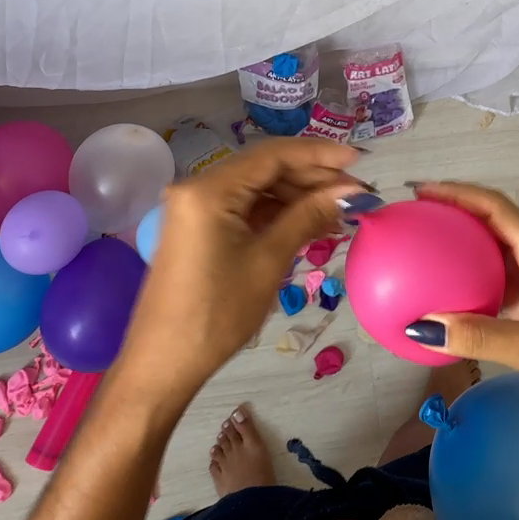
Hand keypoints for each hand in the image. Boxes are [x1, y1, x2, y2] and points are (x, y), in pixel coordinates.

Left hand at [114, 139, 363, 399]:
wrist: (162, 365)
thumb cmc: (216, 314)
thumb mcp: (268, 261)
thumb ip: (308, 216)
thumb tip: (350, 191)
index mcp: (210, 189)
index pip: (273, 155)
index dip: (319, 154)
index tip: (357, 160)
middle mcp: (198, 187)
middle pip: (266, 169)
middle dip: (312, 178)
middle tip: (355, 193)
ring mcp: (196, 207)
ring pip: (258, 188)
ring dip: (298, 197)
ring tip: (339, 211)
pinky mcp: (199, 227)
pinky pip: (245, 208)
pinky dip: (277, 213)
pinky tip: (310, 223)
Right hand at [403, 181, 518, 410]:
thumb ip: (479, 336)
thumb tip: (422, 324)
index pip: (496, 207)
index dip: (459, 192)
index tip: (422, 192)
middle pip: (491, 217)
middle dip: (454, 207)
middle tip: (414, 212)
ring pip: (491, 245)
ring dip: (459, 238)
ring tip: (420, 242)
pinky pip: (492, 275)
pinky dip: (465, 273)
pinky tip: (442, 290)